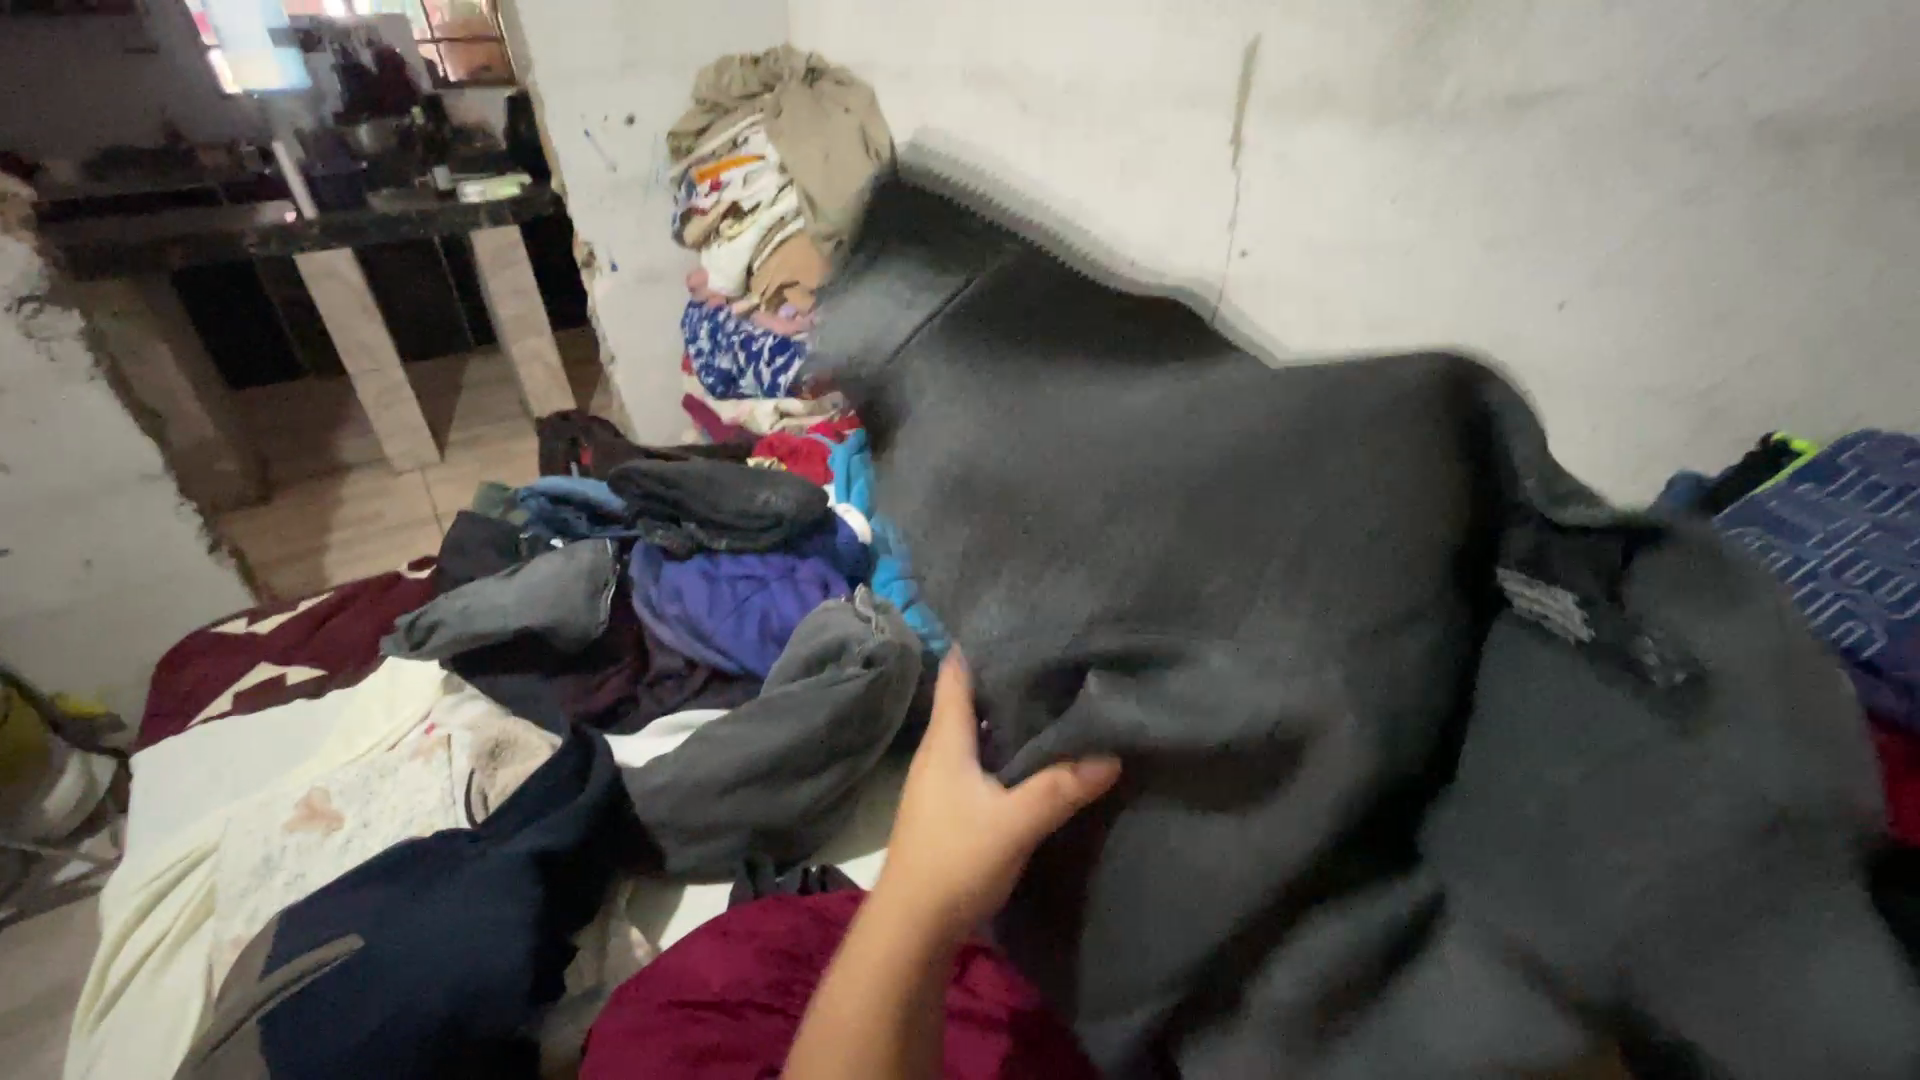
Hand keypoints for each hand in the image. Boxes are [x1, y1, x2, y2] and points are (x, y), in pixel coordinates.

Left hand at [874, 653, 1121, 940]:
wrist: (913, 925)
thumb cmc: (954, 860)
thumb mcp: (1015, 822)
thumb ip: (1061, 787)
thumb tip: (1112, 753)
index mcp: (946, 738)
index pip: (958, 672)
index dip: (983, 642)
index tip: (1021, 620)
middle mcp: (940, 749)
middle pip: (972, 698)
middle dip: (1007, 677)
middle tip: (1055, 656)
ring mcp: (943, 777)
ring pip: (979, 731)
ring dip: (1008, 716)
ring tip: (1054, 696)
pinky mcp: (951, 803)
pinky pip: (982, 759)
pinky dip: (1007, 749)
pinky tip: (1036, 754)